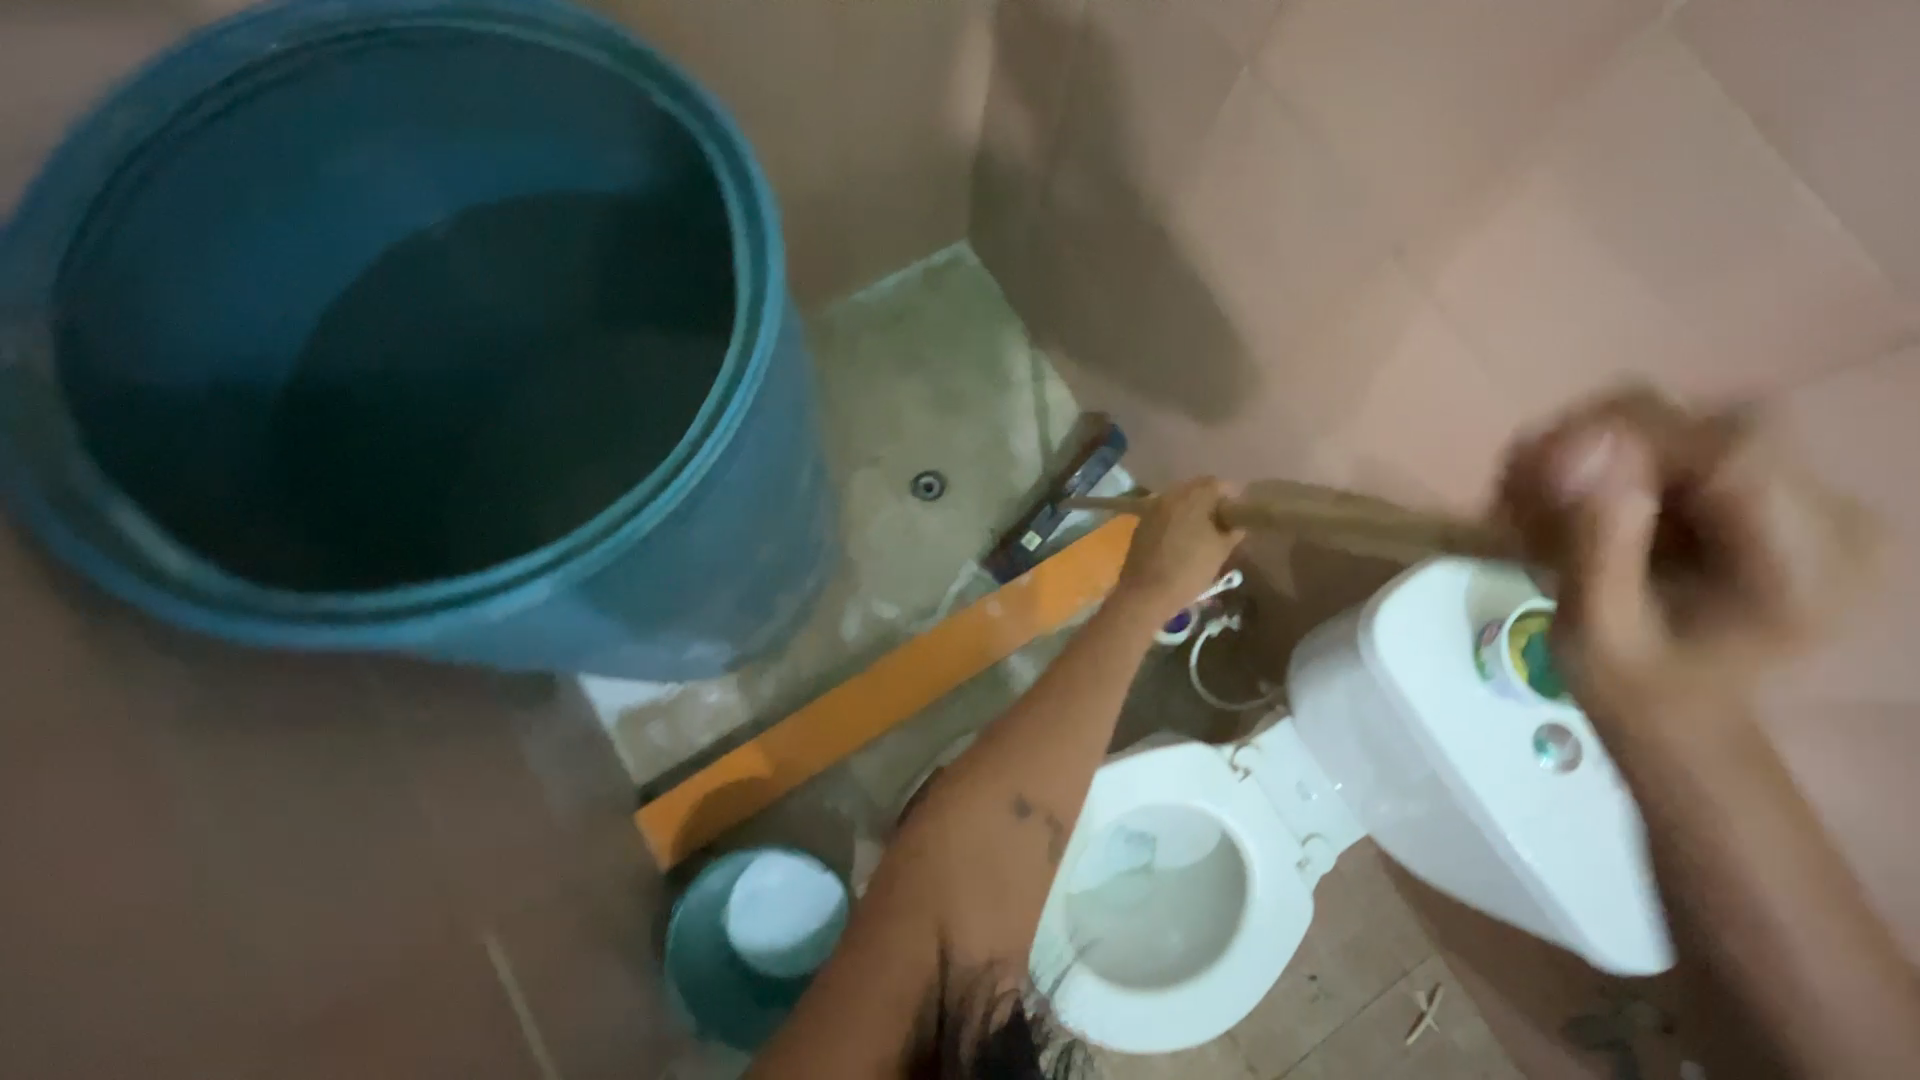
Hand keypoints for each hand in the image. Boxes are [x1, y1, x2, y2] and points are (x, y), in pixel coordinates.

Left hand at [1113, 478, 1245, 622]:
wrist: (1146, 593)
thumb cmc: (1189, 570)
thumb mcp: (1220, 551)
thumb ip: (1232, 531)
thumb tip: (1237, 523)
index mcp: (1192, 497)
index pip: (1219, 485)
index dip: (1232, 497)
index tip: (1239, 514)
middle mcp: (1170, 495)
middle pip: (1196, 489)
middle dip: (1211, 501)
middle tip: (1223, 521)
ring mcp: (1152, 508)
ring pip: (1179, 500)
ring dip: (1192, 510)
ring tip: (1203, 530)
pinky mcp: (1142, 523)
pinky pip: (1164, 513)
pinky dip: (1176, 519)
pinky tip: (1182, 537)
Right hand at [1497, 390, 1878, 730]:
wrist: (1677, 712)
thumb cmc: (1634, 689)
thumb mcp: (1596, 634)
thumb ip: (1595, 544)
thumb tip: (1580, 449)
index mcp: (1806, 564)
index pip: (1731, 450)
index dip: (1626, 440)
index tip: (1535, 471)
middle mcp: (1830, 515)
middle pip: (1712, 420)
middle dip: (1602, 440)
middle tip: (1524, 488)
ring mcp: (1801, 495)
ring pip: (1688, 417)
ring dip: (1594, 444)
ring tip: (1533, 498)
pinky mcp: (1762, 486)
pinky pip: (1678, 436)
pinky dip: (1606, 456)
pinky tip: (1565, 498)